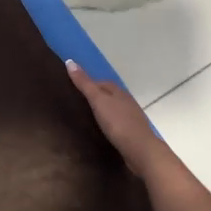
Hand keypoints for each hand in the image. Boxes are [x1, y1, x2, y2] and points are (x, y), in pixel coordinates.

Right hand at [66, 59, 175, 178]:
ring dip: (104, 111)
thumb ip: (84, 83)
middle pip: (109, 95)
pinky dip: (110, 123)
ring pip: (114, 109)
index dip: (88, 84)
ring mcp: (131, 116)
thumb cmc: (117, 122)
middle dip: (96, 98)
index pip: (101, 82)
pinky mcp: (133, 131)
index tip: (75, 91)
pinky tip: (104, 130)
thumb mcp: (98, 101)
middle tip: (79, 105)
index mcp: (118, 91)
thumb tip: (70, 61)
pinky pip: (118, 122)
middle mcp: (126, 100)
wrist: (141, 149)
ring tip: (89, 118)